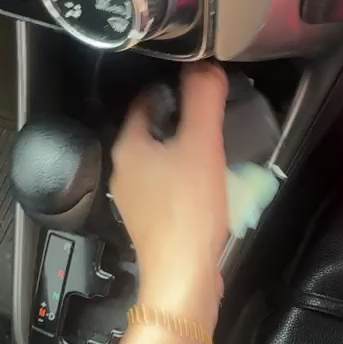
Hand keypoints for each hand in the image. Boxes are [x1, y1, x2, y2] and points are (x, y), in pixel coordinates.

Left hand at [111, 62, 229, 324]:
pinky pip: (170, 191)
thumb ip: (203, 101)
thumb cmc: (189, 212)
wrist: (184, 277)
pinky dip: (188, 184)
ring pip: (163, 162)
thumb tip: (206, 66)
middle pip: (156, 132)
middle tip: (216, 122)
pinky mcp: (152, 224)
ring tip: (217, 155)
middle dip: (185, 124)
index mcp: (128, 147)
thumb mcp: (202, 146)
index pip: (147, 100)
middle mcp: (124, 172)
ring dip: (187, 155)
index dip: (175, 89)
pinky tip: (210, 191)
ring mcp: (136, 200)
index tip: (203, 89)